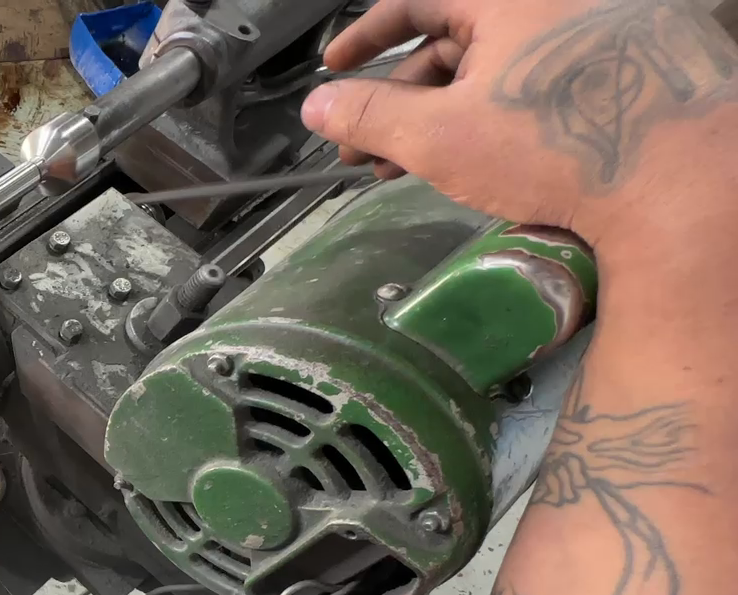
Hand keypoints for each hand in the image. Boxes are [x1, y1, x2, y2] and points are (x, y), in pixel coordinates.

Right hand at [301, 0, 737, 258]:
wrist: (680, 177)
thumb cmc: (552, 145)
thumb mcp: (435, 135)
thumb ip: (367, 115)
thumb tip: (314, 103)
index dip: (365, 33)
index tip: (331, 66)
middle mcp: (559, 2)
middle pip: (451, 40)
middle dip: (393, 96)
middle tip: (357, 146)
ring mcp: (595, 31)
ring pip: (487, 66)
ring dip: (429, 115)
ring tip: (395, 166)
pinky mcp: (620, 65)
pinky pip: (527, 79)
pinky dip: (479, 114)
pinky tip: (455, 157)